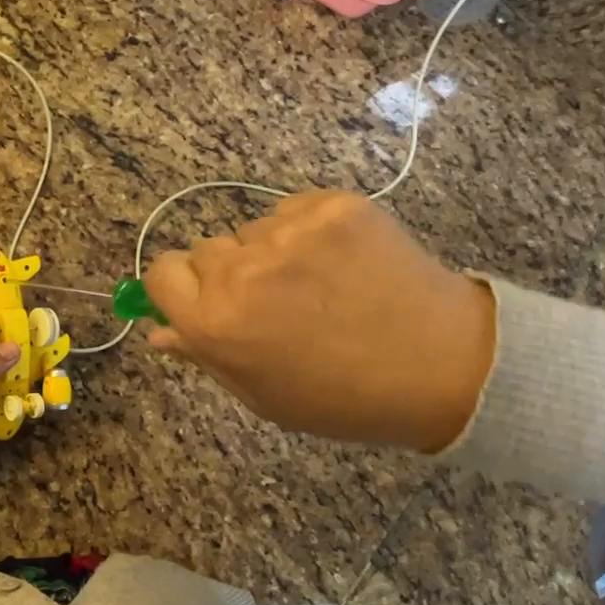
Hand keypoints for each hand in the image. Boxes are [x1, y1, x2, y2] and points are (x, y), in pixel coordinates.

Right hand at [143, 190, 495, 452]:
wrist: (445, 367)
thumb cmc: (341, 396)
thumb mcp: (260, 393)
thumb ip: (203, 355)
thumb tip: (159, 331)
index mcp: (215, 322)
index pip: (162, 272)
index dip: (178, 287)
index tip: (201, 299)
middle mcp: (240, 271)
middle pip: (204, 250)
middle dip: (226, 273)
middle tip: (270, 302)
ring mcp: (288, 234)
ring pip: (251, 232)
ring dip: (268, 253)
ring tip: (316, 285)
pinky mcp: (331, 207)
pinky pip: (292, 211)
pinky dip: (307, 232)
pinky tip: (340, 263)